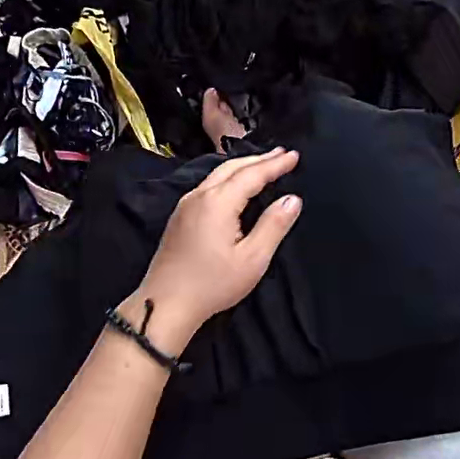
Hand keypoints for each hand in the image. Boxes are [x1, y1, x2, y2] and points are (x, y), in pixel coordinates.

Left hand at [132, 148, 302, 343]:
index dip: (275, 164)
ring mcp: (185, 206)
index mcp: (218, 203)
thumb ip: (273, 225)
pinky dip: (228, 178)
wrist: (165, 304)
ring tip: (264, 164)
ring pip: (217, 174)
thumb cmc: (212, 285)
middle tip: (282, 154)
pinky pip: (208, 185)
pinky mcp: (179, 217)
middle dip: (259, 159)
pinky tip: (236, 186)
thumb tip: (292, 199)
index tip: (294, 155)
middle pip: (232, 167)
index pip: (252, 174)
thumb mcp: (253, 259)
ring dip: (243, 167)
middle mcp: (199, 197)